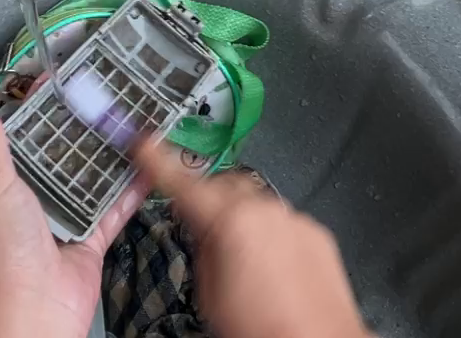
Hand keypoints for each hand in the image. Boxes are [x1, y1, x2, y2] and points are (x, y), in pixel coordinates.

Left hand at [0, 95, 149, 337]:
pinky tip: (152, 159)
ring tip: (137, 114)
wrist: (33, 318)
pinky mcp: (95, 237)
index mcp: (9, 183)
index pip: (29, 133)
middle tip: (113, 88)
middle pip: (65, 150)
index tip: (69, 72)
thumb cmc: (7, 250)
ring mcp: (68, 216)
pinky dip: (134, 185)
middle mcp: (39, 196)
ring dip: (113, 149)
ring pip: (94, 173)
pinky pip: (117, 205)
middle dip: (85, 123)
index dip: (45, 104)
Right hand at [133, 141, 371, 337]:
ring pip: (256, 201)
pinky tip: (271, 267)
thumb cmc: (260, 332)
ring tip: (242, 261)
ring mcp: (294, 217)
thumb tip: (203, 230)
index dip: (159, 161)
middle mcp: (265, 209)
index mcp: (231, 223)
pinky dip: (270, 234)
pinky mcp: (316, 232)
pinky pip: (283, 220)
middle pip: (224, 186)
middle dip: (208, 200)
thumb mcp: (210, 296)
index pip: (184, 184)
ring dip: (241, 218)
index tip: (144, 142)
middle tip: (200, 228)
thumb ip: (203, 249)